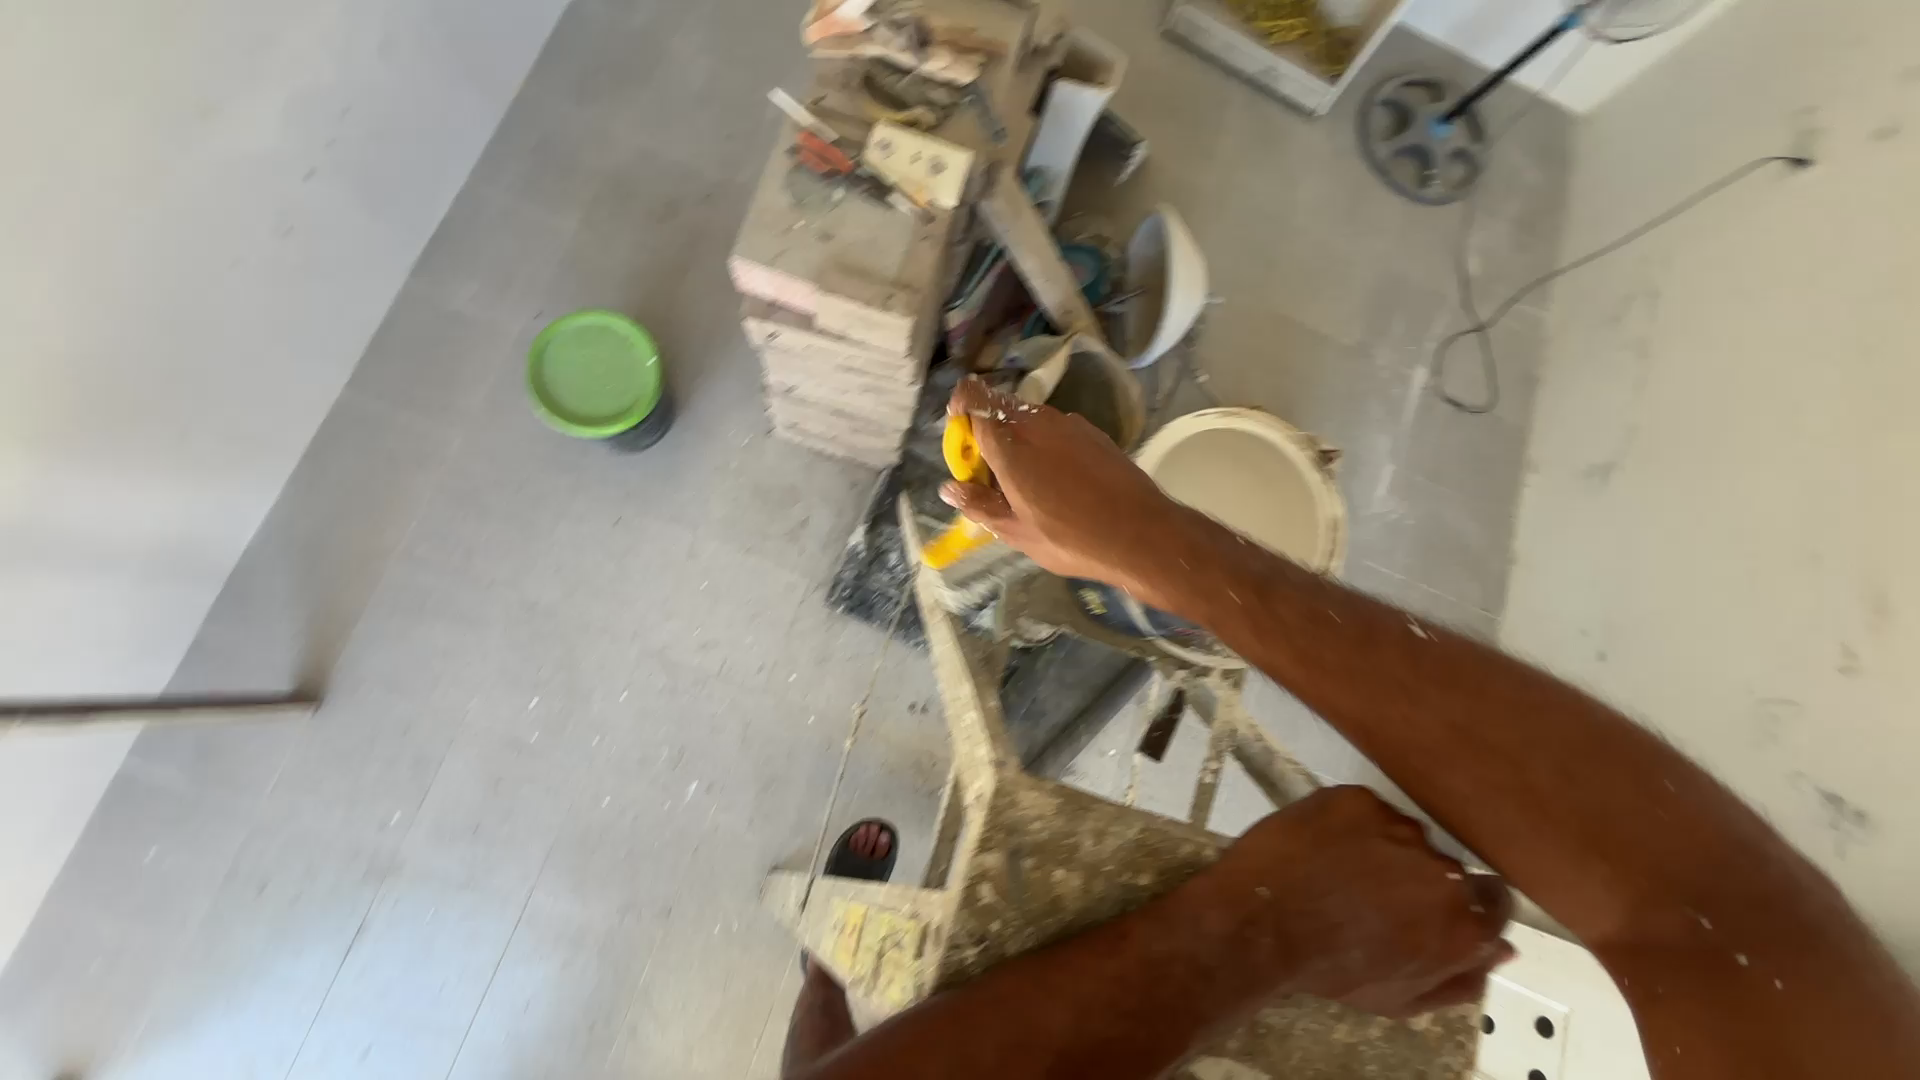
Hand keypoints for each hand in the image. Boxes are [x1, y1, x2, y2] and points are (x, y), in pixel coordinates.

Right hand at [941, 377, 1187, 593]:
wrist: (1141, 534)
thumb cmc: (1070, 536)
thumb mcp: (1015, 531)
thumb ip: (978, 504)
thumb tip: (950, 487)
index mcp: (1009, 441)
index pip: (972, 397)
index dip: (960, 410)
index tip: (961, 442)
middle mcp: (1037, 420)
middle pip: (999, 411)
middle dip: (987, 436)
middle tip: (990, 478)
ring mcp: (1069, 423)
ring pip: (1029, 422)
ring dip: (1017, 443)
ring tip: (1025, 486)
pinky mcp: (1093, 433)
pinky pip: (1056, 432)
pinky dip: (1045, 448)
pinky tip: (1058, 484)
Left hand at [1193, 786, 1514, 1018]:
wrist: (1261, 920)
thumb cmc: (1329, 967)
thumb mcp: (1402, 998)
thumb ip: (1460, 977)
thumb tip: (1499, 950)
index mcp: (1464, 924)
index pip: (1493, 900)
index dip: (1467, 900)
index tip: (1435, 900)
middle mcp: (1442, 870)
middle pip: (1444, 865)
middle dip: (1418, 876)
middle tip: (1376, 888)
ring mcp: (1397, 827)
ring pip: (1402, 834)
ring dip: (1384, 846)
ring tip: (1340, 866)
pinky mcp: (1356, 799)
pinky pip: (1364, 809)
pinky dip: (1348, 822)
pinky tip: (1321, 843)